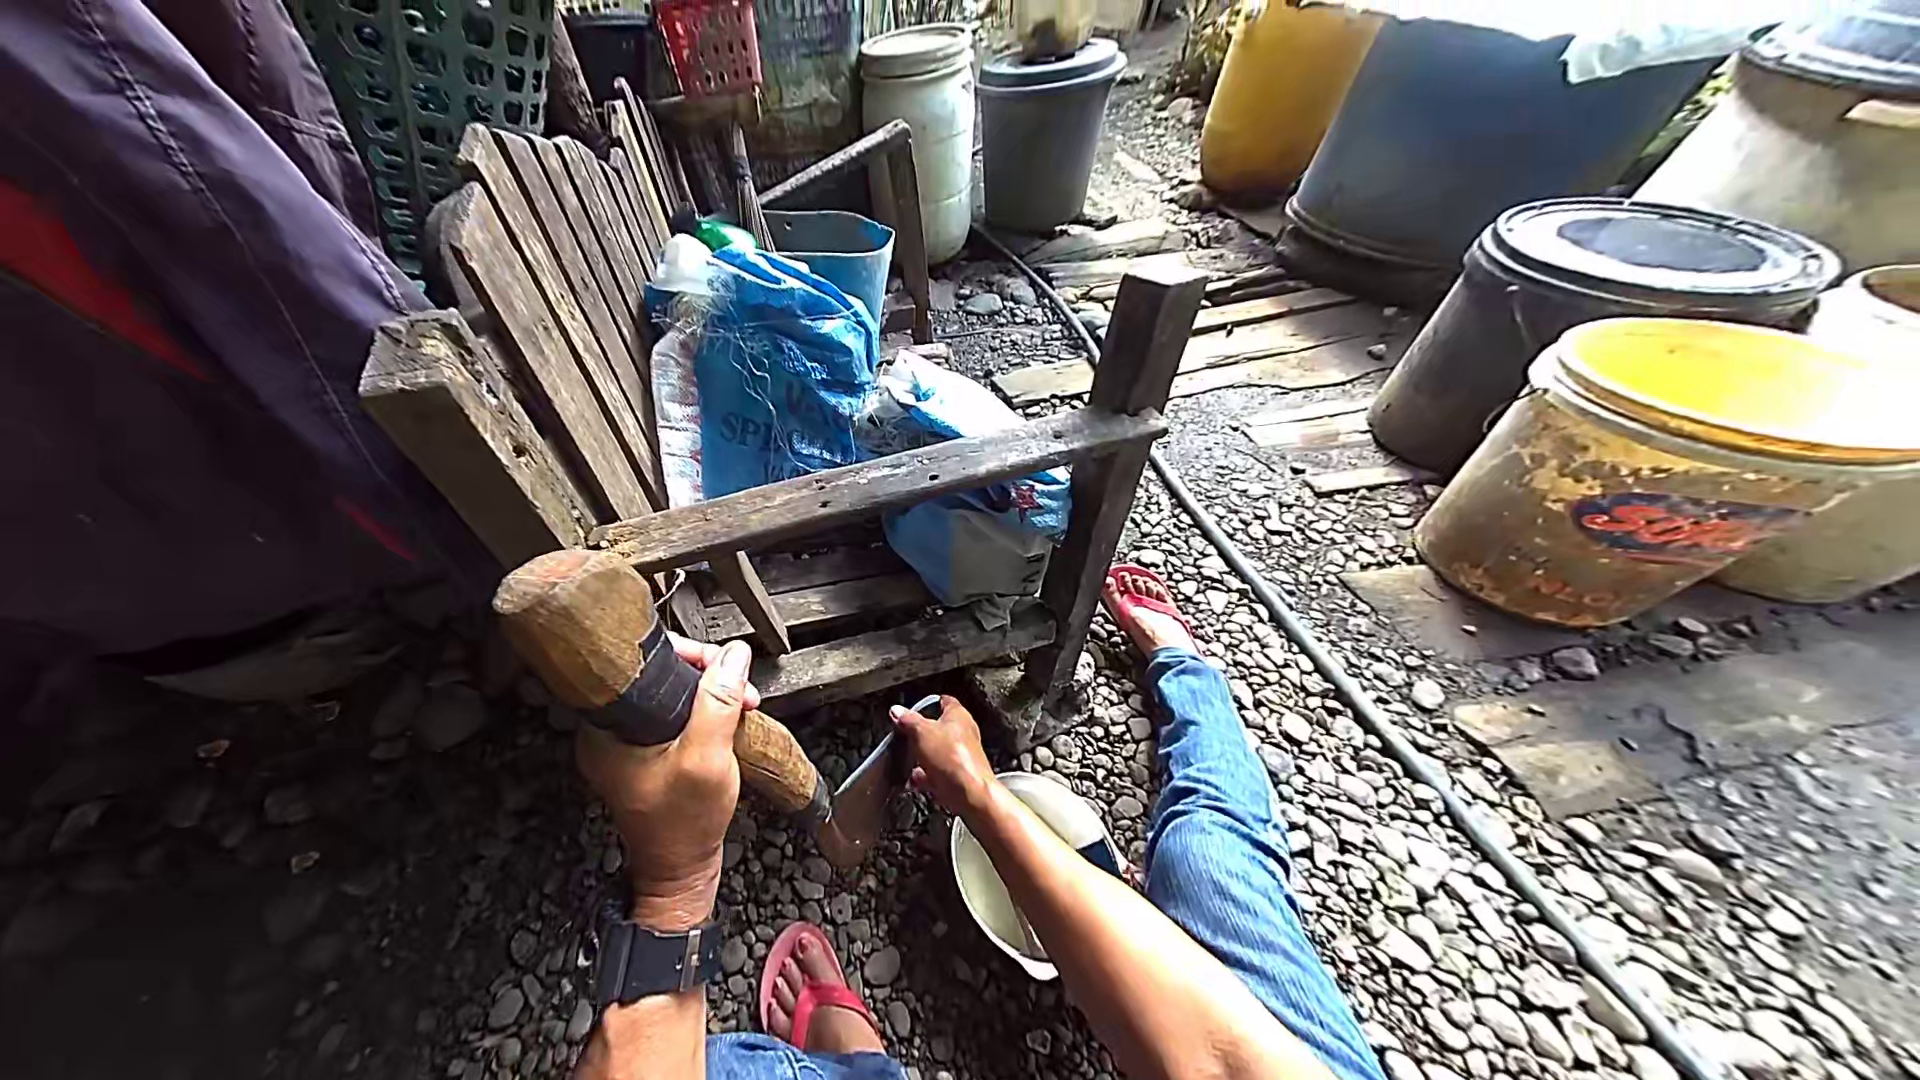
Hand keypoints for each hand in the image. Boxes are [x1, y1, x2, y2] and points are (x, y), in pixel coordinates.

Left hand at [576, 635, 758, 929]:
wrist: (683, 869)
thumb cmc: (683, 827)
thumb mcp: (706, 759)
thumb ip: (718, 703)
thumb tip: (734, 656)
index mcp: (607, 728)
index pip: (644, 663)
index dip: (690, 656)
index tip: (721, 665)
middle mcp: (613, 730)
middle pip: (664, 672)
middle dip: (710, 673)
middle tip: (740, 688)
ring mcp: (631, 739)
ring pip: (676, 689)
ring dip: (715, 690)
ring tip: (741, 703)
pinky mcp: (650, 748)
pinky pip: (681, 709)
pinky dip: (709, 706)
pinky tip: (728, 713)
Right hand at [889, 695, 996, 816]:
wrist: (969, 795)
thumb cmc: (954, 759)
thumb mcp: (921, 733)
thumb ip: (908, 721)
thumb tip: (897, 711)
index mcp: (959, 716)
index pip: (944, 701)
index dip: (928, 703)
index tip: (914, 709)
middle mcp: (964, 734)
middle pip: (938, 729)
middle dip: (921, 735)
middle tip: (907, 737)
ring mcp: (962, 757)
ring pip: (937, 753)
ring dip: (922, 758)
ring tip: (909, 761)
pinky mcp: (958, 777)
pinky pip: (938, 773)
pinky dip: (926, 776)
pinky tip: (916, 780)